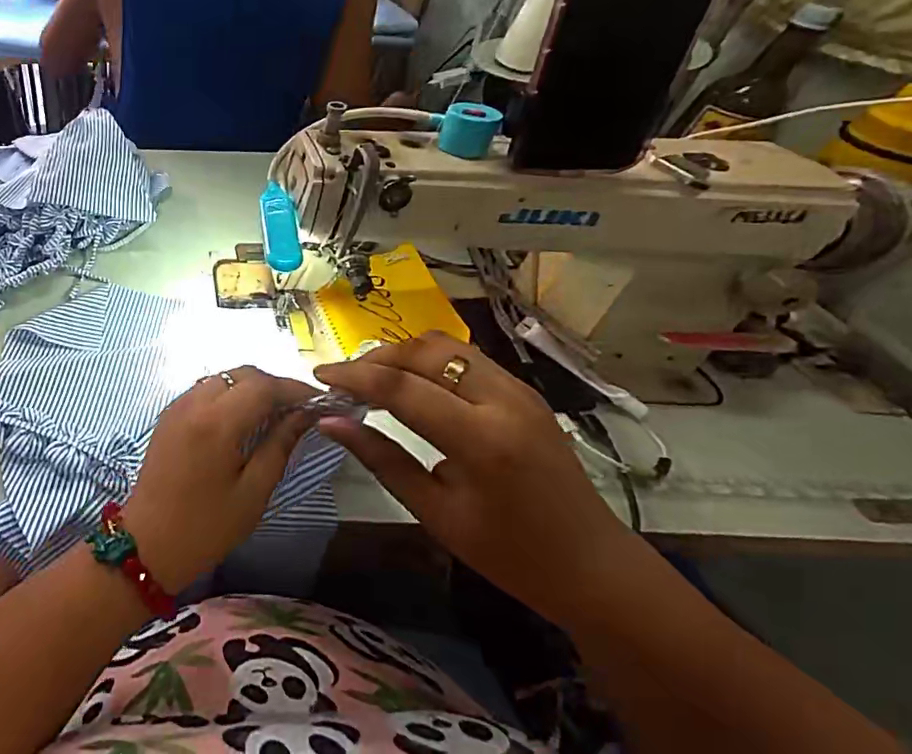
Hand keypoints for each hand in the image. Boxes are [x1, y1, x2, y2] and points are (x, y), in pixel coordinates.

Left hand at [120, 367, 313, 593]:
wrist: (148, 545)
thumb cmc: (206, 527)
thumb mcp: (253, 492)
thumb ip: (279, 446)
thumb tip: (304, 415)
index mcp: (217, 422)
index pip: (264, 387)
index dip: (294, 389)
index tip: (318, 401)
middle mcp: (194, 403)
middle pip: (242, 375)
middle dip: (273, 386)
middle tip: (297, 409)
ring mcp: (177, 406)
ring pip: (222, 379)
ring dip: (249, 388)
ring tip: (272, 413)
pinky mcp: (168, 416)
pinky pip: (204, 390)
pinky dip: (228, 395)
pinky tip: (241, 419)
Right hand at [314, 333, 638, 620]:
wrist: (592, 565)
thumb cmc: (511, 554)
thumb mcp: (437, 514)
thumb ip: (382, 460)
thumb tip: (330, 423)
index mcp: (482, 440)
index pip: (403, 388)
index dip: (355, 377)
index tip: (320, 377)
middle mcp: (504, 400)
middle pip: (426, 351)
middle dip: (378, 357)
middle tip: (346, 379)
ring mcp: (520, 390)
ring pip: (448, 346)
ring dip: (404, 354)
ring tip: (373, 378)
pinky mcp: (525, 390)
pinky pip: (468, 358)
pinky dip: (431, 362)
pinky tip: (412, 384)